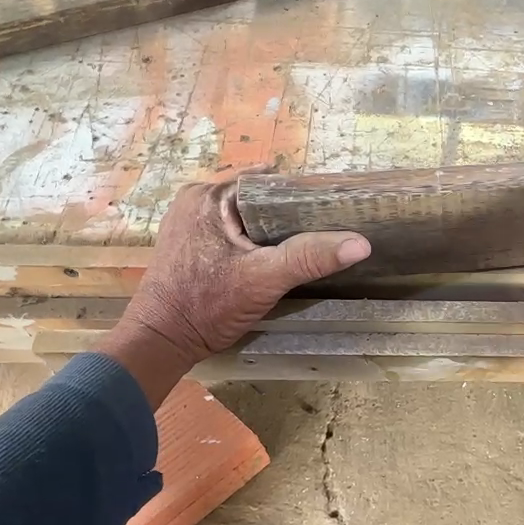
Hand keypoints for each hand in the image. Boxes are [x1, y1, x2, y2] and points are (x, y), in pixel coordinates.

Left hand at [98, 174, 371, 406]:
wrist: (162, 340)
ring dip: (274, 232)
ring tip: (310, 245)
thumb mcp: (265, 278)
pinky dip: (257, 243)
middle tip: (328, 231)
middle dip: (291, 216)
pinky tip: (278, 260)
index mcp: (209, 196)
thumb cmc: (207, 305)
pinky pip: (234, 235)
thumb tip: (361, 243)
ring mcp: (190, 224)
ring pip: (247, 220)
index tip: (335, 210)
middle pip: (258, 201)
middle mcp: (196, 201)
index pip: (268, 184)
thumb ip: (310, 257)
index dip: (303, 196)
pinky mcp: (191, 247)